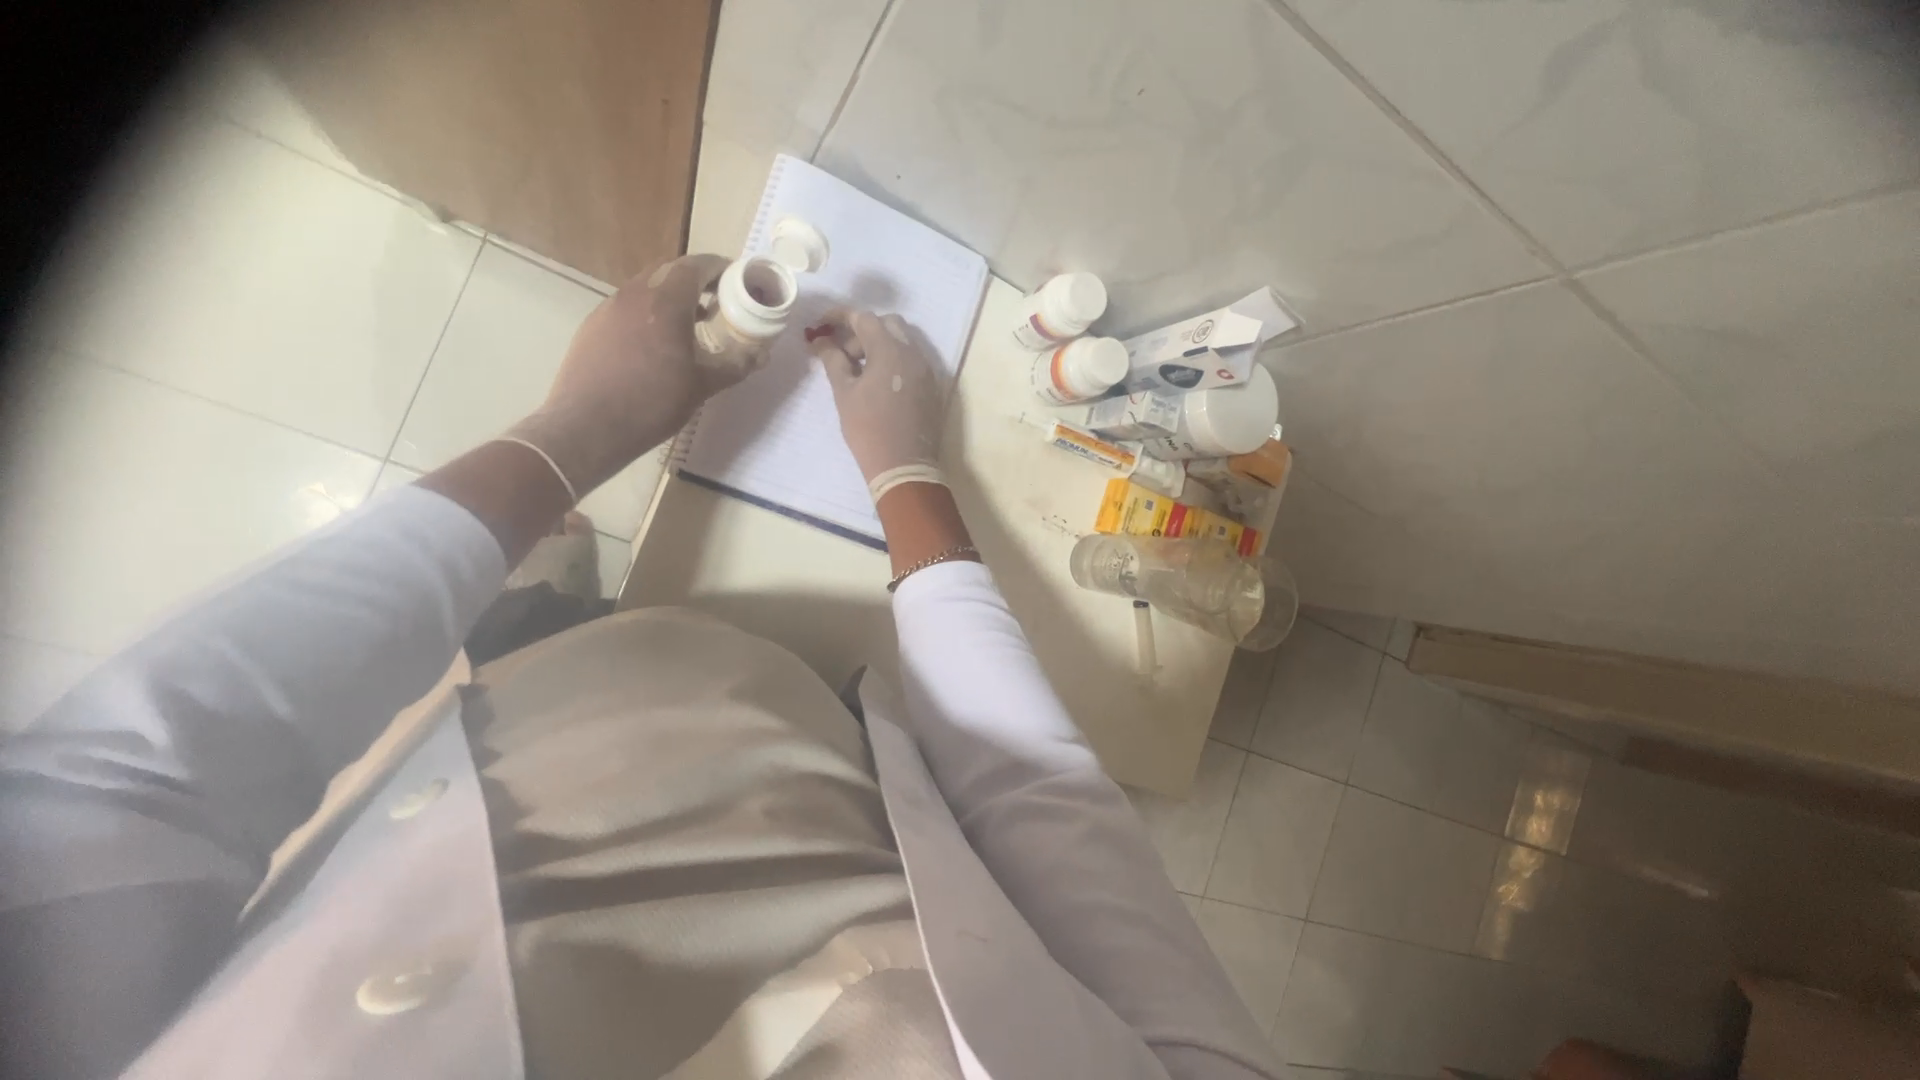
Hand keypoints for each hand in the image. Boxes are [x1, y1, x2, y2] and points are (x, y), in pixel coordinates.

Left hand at [505, 253, 732, 497]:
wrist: (587, 428)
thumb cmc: (651, 404)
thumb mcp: (702, 387)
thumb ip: (734, 365)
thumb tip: (761, 355)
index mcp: (666, 303)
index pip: (695, 266)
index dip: (717, 268)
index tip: (734, 280)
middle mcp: (634, 295)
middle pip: (668, 271)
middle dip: (695, 280)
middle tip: (715, 301)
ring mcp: (608, 309)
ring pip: (645, 288)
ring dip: (670, 297)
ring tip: (688, 325)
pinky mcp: (592, 327)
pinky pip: (627, 308)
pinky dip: (648, 314)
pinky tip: (654, 345)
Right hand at [808, 311, 948, 494]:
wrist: (904, 466)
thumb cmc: (868, 430)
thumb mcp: (844, 393)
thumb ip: (833, 360)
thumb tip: (821, 341)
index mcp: (890, 350)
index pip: (864, 318)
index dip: (840, 317)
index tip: (822, 325)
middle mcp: (914, 353)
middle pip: (887, 324)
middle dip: (863, 332)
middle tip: (845, 354)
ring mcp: (927, 369)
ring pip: (903, 341)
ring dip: (880, 345)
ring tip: (861, 371)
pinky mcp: (932, 386)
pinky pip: (913, 360)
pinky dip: (895, 361)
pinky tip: (880, 384)